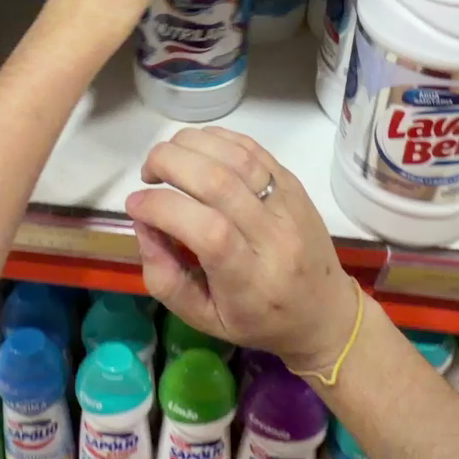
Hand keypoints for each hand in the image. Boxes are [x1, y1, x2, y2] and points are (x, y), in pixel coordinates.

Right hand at [125, 128, 359, 372]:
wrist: (324, 312)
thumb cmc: (258, 320)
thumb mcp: (204, 318)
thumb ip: (164, 278)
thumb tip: (143, 223)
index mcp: (252, 282)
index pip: (209, 232)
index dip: (163, 208)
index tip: (135, 205)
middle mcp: (275, 237)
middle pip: (219, 182)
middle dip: (169, 164)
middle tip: (147, 174)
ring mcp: (288, 203)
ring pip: (234, 155)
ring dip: (188, 145)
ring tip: (166, 160)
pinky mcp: (293, 182)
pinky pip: (250, 146)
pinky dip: (213, 138)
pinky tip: (194, 151)